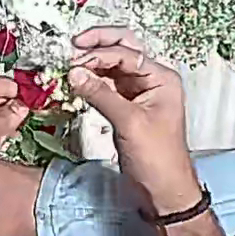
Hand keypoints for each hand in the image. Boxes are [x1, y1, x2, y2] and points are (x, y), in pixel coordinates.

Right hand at [68, 27, 201, 213]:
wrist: (164, 191)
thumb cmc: (158, 159)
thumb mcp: (129, 123)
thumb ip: (101, 94)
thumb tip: (75, 72)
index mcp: (161, 78)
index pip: (127, 54)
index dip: (100, 54)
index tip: (76, 61)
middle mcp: (151, 79)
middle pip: (123, 48)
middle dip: (98, 44)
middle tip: (74, 44)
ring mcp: (138, 91)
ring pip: (112, 65)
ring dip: (92, 62)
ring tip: (70, 64)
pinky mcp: (126, 105)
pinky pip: (107, 83)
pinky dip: (92, 80)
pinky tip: (77, 80)